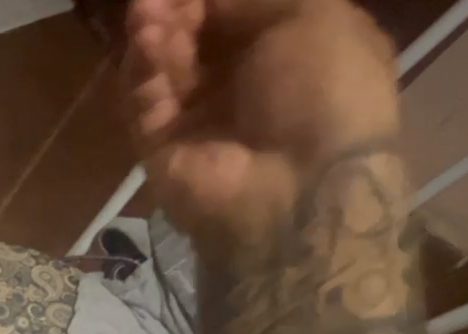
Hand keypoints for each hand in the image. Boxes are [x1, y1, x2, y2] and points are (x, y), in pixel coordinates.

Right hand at [124, 0, 400, 252]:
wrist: (296, 183)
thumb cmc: (325, 90)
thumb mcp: (310, 17)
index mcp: (284, 47)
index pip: (231, 12)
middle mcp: (235, 81)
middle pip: (192, 36)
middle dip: (175, 10)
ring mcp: (193, 116)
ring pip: (164, 67)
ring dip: (154, 36)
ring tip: (145, 13)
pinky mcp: (157, 147)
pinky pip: (145, 103)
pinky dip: (142, 72)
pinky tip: (145, 44)